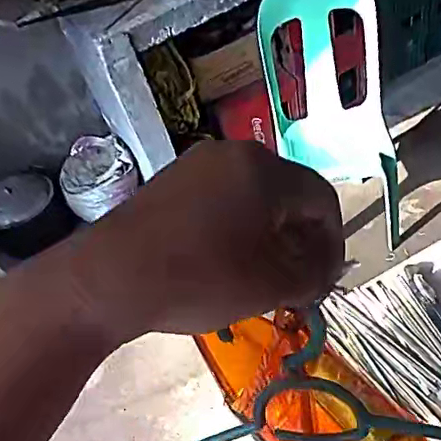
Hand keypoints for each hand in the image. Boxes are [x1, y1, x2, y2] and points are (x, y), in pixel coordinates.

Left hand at [70, 140, 343, 336]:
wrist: (106, 282)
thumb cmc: (201, 278)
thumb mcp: (273, 284)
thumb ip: (314, 275)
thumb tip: (325, 271)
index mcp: (265, 170)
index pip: (323, 200)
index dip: (333, 244)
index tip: (326, 281)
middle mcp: (233, 155)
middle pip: (290, 198)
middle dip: (303, 243)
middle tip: (301, 284)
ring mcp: (197, 167)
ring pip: (257, 202)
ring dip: (273, 241)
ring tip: (268, 281)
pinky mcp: (172, 186)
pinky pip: (225, 204)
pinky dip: (241, 234)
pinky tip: (232, 267)